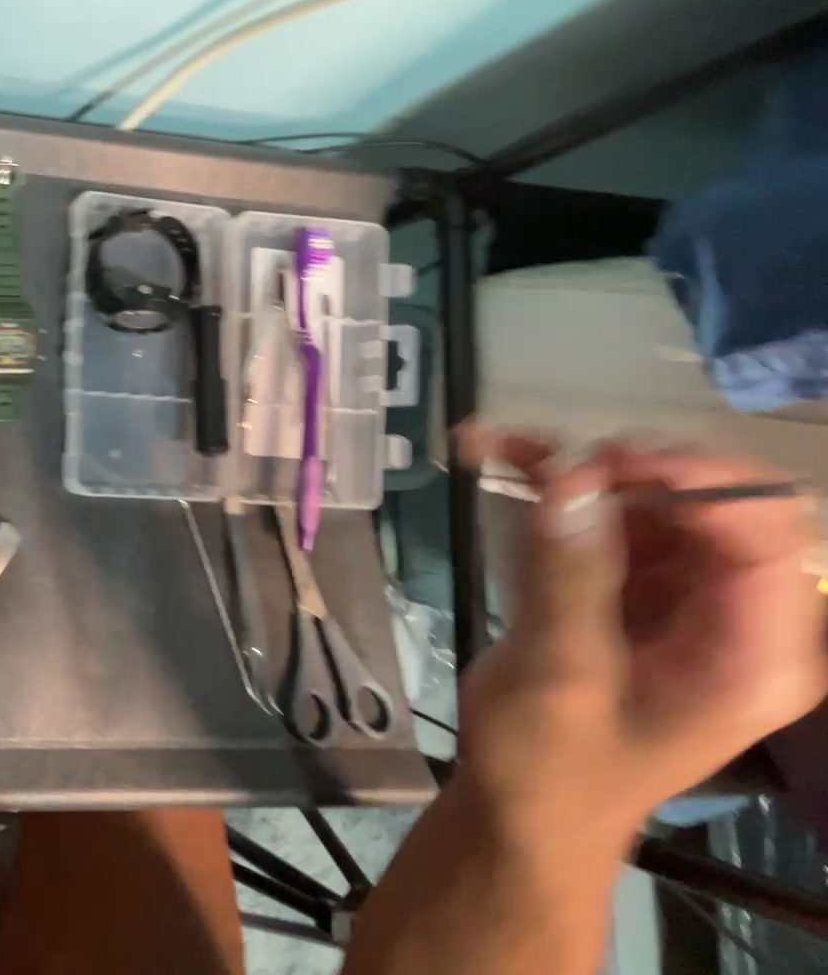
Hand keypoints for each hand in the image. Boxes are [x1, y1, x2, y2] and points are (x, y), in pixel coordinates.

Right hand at [455, 431, 827, 850]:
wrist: (520, 807)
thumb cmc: (550, 763)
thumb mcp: (559, 677)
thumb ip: (568, 578)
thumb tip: (568, 481)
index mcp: (752, 649)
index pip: (762, 535)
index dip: (693, 483)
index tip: (598, 462)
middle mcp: (725, 613)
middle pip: (701, 507)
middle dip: (620, 469)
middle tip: (536, 457)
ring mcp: (668, 599)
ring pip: (639, 505)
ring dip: (569, 469)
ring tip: (492, 444)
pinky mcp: (615, 594)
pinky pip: (593, 525)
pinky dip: (546, 493)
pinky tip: (495, 463)